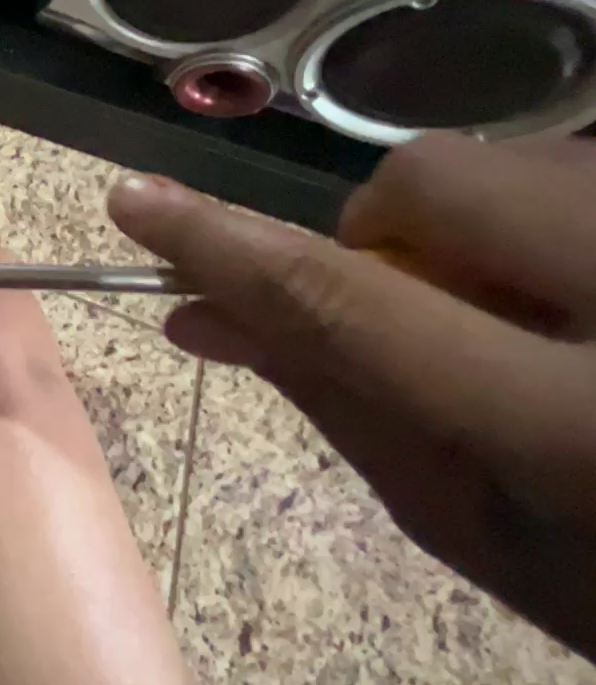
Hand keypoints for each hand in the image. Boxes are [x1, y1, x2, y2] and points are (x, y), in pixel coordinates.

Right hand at [107, 133, 595, 659]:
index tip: (134, 202)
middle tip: (411, 301)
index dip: (220, 245)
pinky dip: (545, 226)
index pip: (340, 301)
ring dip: (475, 230)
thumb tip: (199, 313)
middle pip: (437, 178)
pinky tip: (578, 301)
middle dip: (383, 226)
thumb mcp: (474, 524)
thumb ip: (333, 400)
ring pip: (520, 161)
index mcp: (574, 427)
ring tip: (526, 318)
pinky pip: (575, 174)